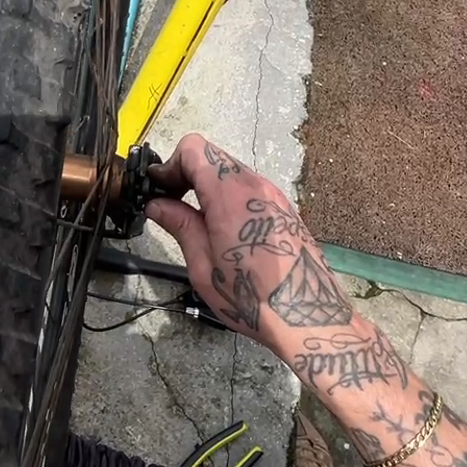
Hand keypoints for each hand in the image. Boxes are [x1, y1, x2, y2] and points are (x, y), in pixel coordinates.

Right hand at [143, 134, 358, 361]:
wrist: (309, 317)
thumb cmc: (255, 297)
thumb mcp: (202, 265)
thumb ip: (180, 226)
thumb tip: (158, 206)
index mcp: (230, 195)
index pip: (193, 149)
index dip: (170, 164)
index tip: (159, 188)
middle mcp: (254, 185)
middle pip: (210, 155)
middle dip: (185, 173)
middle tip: (170, 202)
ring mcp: (273, 194)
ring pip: (229, 169)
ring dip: (206, 183)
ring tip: (194, 218)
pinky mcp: (283, 206)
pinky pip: (247, 185)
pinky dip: (226, 193)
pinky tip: (221, 225)